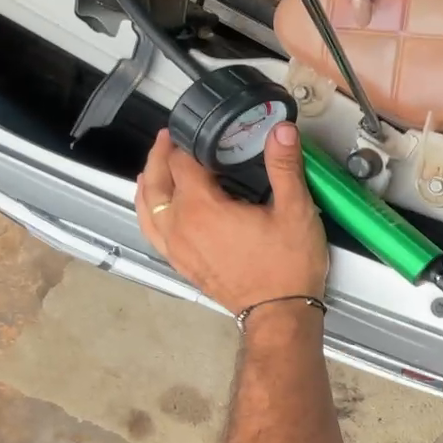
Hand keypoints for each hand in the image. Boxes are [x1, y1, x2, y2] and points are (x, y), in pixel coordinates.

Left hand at [134, 122, 328, 314]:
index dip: (187, 142)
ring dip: (149, 181)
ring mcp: (175, 246)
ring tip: (157, 168)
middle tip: (172, 138)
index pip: (181, 163)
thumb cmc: (289, 263)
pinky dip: (149, 210)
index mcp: (202, 208)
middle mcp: (179, 225)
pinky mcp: (180, 262)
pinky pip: (151, 229)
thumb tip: (282, 130)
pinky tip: (157, 207)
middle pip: (156, 181)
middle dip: (161, 156)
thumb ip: (285, 168)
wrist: (280, 311)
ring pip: (146, 206)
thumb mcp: (296, 211)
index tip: (200, 130)